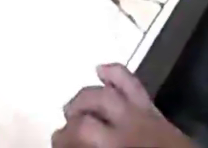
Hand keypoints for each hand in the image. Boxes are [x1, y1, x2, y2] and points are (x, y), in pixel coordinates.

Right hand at [51, 64, 194, 147]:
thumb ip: (99, 147)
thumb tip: (78, 141)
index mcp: (114, 146)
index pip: (79, 135)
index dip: (62, 140)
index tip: (55, 143)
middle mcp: (123, 129)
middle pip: (86, 120)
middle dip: (69, 125)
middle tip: (60, 132)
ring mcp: (139, 114)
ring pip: (105, 95)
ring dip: (84, 98)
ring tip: (71, 105)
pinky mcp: (152, 107)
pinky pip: (131, 82)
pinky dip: (114, 72)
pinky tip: (100, 68)